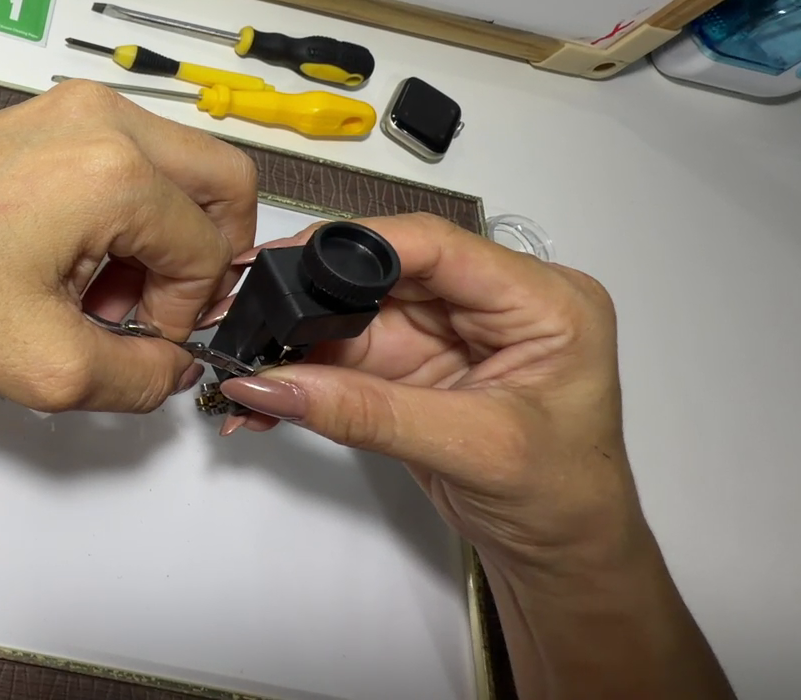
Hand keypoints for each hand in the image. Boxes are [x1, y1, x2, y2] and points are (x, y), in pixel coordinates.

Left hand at [0, 80, 257, 412]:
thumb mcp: (47, 365)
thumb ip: (141, 379)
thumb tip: (173, 364)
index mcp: (114, 170)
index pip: (207, 248)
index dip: (188, 308)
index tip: (144, 337)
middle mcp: (100, 119)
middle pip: (219, 180)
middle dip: (204, 253)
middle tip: (157, 303)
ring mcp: (68, 107)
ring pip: (172, 166)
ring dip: (159, 231)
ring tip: (96, 288)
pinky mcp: (41, 116)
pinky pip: (123, 154)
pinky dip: (122, 206)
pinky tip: (70, 256)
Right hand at [216, 214, 638, 570]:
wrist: (560, 556)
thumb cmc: (561, 501)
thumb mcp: (469, 449)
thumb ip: (361, 411)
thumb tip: (263, 383)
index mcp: (537, 300)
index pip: (432, 244)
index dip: (350, 246)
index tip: (277, 261)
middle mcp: (482, 298)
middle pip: (376, 268)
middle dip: (304, 288)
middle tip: (240, 306)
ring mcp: (437, 325)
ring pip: (344, 305)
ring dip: (291, 332)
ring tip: (243, 354)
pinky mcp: (402, 353)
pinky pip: (334, 345)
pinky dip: (296, 367)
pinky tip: (266, 391)